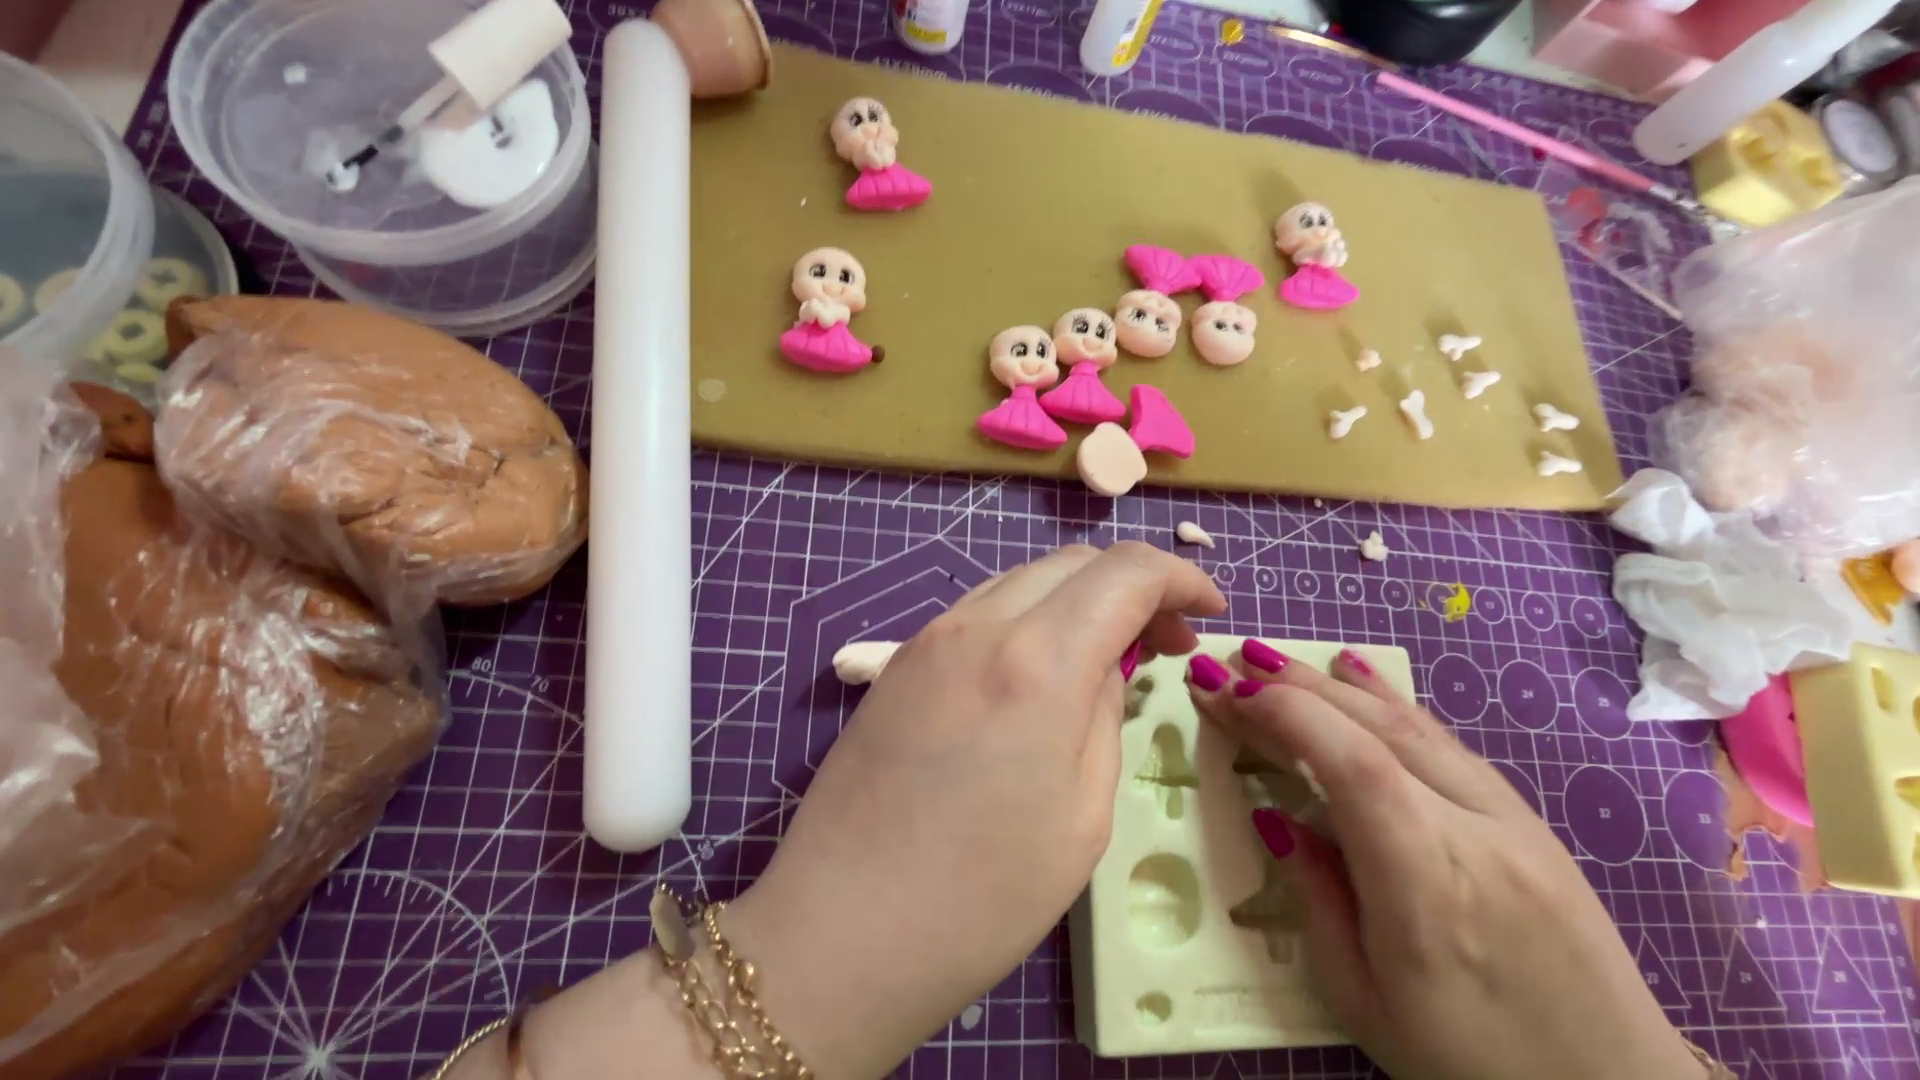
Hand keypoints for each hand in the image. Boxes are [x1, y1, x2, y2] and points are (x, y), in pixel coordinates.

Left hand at [726, 543, 1224, 1078]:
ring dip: (1076, 600)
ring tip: (1106, 657)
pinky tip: (1038, 673)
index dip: (1180, 578)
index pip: (1125, 572)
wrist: (838, 933)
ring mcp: (926, 641)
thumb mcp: (1082, 816)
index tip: (1210, 610)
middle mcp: (977, 626)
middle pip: (1071, 564)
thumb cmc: (980, 898)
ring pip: (1021, 581)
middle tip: (1164, 644)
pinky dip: (1027, 620)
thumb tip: (1105, 663)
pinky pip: (978, 614)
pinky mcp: (896, 666)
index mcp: (1036, 660)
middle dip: (1131, 587)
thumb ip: (1104, 715)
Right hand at [1187, 643, 1702, 1079]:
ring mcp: (1513, 820)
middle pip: (1378, 730)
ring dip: (1337, 686)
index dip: (1284, 716)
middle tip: (1228, 664)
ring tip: (1278, 660)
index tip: (1223, 693)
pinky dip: (1393, 704)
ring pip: (1415, 726)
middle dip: (1294, 689)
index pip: (1353, 767)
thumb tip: (1276, 818)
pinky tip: (1361, 679)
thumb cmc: (1471, 1064)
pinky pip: (1448, 744)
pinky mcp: (1529, 821)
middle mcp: (1477, 833)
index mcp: (1428, 885)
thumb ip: (1316, 898)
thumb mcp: (1363, 1001)